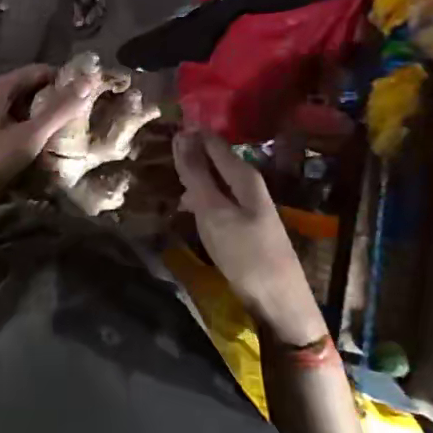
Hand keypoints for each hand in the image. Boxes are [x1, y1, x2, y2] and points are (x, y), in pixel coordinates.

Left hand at [0, 65, 94, 207]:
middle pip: (29, 87)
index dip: (63, 80)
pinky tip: (42, 142)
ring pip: (21, 105)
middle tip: (81, 115)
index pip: (37, 71)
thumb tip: (88, 81)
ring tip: (66, 130)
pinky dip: (28, 126)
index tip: (87, 95)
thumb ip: (59, 110)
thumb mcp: (29, 137)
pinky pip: (11, 119)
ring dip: (42, 116)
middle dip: (54, 100)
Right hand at [173, 129, 326, 346]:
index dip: (186, 134)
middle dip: (186, 154)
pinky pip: (215, 199)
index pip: (210, 140)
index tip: (157, 131)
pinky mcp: (242, 223)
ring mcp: (247, 204)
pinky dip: (197, 198)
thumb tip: (181, 134)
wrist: (278, 301)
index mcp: (243, 174)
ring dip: (189, 177)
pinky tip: (183, 208)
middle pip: (212, 158)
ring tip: (162, 177)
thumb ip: (196, 173)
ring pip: (212, 179)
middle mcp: (247, 183)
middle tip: (153, 153)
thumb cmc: (245, 253)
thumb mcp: (214, 212)